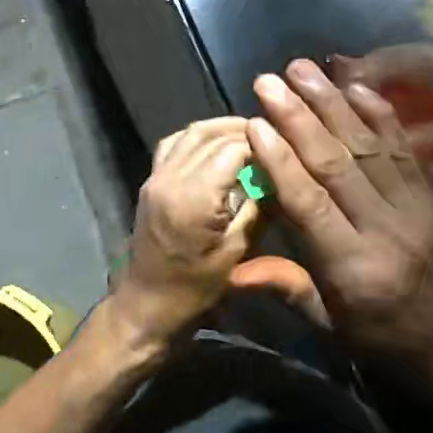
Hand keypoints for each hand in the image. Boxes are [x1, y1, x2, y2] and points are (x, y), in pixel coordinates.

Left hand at [108, 117, 259, 354]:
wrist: (148, 304)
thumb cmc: (195, 287)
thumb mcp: (236, 252)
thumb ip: (257, 208)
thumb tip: (279, 174)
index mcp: (194, 197)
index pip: (232, 148)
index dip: (261, 144)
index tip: (284, 150)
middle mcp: (171, 178)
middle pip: (211, 135)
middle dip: (244, 132)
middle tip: (273, 140)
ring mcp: (156, 177)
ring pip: (191, 133)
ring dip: (221, 129)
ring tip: (250, 137)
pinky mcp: (149, 181)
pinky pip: (173, 144)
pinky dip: (197, 137)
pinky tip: (216, 146)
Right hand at [247, 61, 432, 369]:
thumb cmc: (383, 339)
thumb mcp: (330, 326)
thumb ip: (286, 287)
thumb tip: (233, 269)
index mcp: (353, 269)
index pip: (310, 203)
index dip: (281, 161)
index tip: (255, 123)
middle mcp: (384, 229)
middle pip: (337, 163)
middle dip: (299, 118)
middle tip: (269, 81)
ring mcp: (413, 207)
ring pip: (368, 146)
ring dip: (333, 103)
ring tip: (302, 69)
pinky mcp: (430, 195)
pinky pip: (403, 148)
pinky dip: (379, 114)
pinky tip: (356, 86)